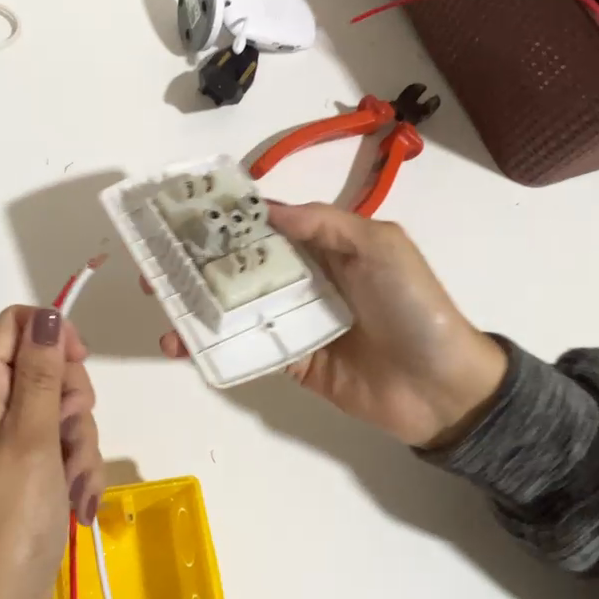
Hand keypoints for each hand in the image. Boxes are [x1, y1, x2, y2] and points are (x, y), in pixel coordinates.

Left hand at [0, 306, 104, 598]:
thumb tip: (49, 313)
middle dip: (73, 398)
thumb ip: (42, 374)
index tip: (80, 362)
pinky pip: (65, 443)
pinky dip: (78, 466)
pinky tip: (78, 499)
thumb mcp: (30, 442)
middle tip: (69, 433)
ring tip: (73, 481)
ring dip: (80, 440)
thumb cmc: (6, 523)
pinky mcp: (30, 467)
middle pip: (48, 365)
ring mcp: (12, 438)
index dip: (53, 333)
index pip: (16, 324)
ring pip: (63, 406)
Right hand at [159, 203, 509, 447]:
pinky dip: (208, 347)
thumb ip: (324, 223)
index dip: (226, 216)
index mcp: (323, 245)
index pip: (265, 223)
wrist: (443, 388)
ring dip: (193, 302)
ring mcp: (292, 321)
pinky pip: (243, 349)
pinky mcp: (288, 360)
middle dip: (197, 259)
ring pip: (233, 305)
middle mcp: (302, 278)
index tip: (183, 212)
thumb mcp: (379, 246)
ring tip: (158, 298)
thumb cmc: (413, 305)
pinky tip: (178, 345)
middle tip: (155, 258)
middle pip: (239, 263)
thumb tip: (267, 211)